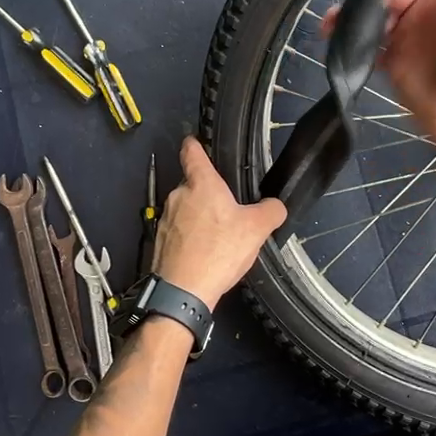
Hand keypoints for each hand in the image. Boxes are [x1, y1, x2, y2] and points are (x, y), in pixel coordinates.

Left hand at [152, 137, 286, 309]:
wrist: (183, 293)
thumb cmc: (218, 252)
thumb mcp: (256, 229)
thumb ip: (271, 211)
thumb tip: (276, 206)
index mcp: (200, 183)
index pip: (192, 151)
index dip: (195, 143)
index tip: (196, 141)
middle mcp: (178, 195)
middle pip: (191, 183)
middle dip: (207, 192)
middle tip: (227, 207)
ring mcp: (165, 219)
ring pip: (185, 209)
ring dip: (198, 217)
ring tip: (218, 236)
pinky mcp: (160, 241)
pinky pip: (178, 232)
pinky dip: (190, 238)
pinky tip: (205, 254)